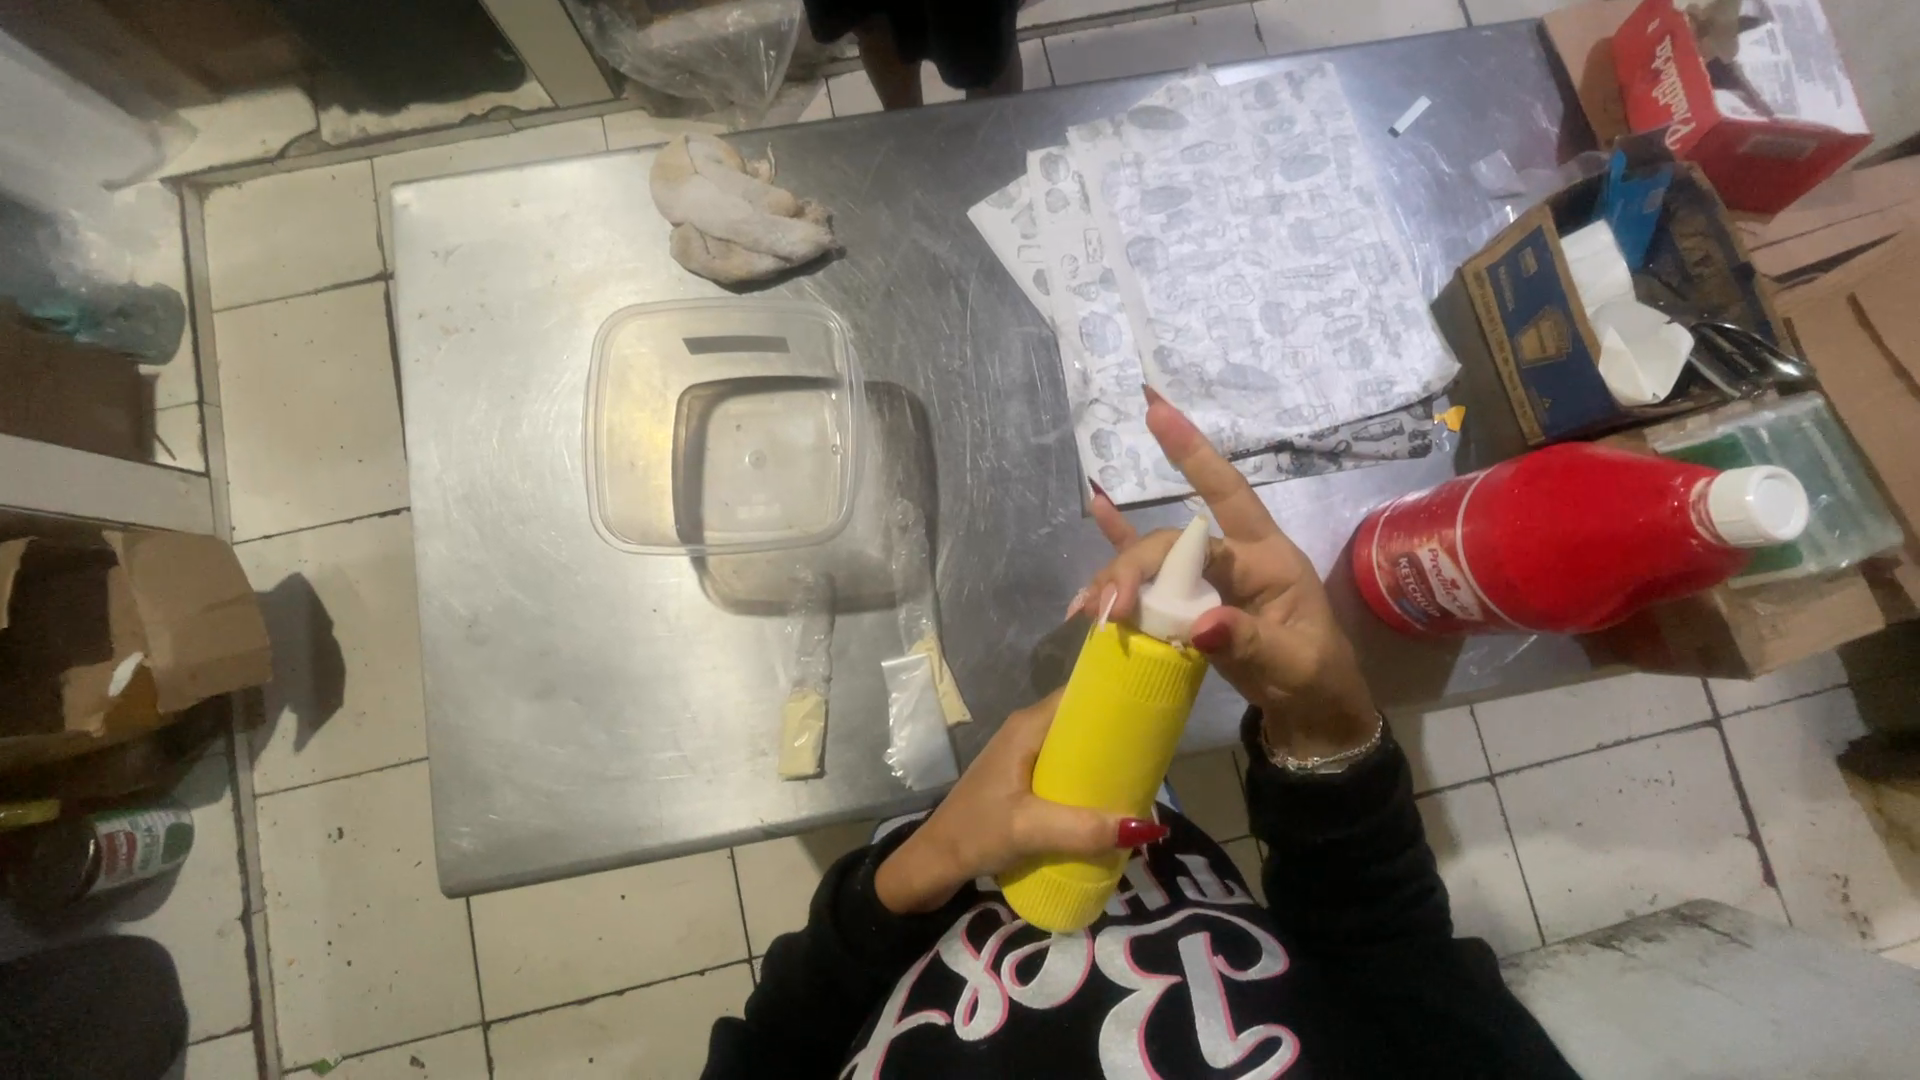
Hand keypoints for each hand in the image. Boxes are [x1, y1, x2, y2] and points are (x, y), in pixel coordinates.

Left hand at [875, 691, 1166, 914]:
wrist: (933, 862)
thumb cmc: (976, 833)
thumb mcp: (1029, 829)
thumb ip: (1083, 829)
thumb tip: (1148, 826)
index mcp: (1027, 727)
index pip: (1079, 695)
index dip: (1115, 698)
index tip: (1155, 713)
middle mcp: (1027, 732)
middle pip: (1081, 722)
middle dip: (1118, 737)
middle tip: (1157, 759)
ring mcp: (1023, 756)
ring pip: (1074, 748)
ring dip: (1103, 763)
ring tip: (1143, 782)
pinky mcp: (1022, 781)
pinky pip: (1064, 769)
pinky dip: (1087, 781)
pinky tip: (1108, 804)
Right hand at [1074, 388, 1377, 760]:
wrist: (1310, 713)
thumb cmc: (1313, 681)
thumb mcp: (1295, 665)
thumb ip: (1252, 642)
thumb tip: (1201, 624)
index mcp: (1269, 559)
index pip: (1224, 504)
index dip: (1192, 457)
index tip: (1157, 414)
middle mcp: (1235, 557)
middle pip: (1171, 543)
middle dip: (1133, 567)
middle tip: (1106, 610)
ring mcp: (1209, 576)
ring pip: (1152, 556)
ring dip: (1117, 572)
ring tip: (1087, 605)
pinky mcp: (1190, 598)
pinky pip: (1150, 565)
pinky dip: (1121, 544)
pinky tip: (1097, 513)